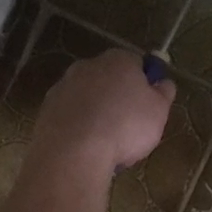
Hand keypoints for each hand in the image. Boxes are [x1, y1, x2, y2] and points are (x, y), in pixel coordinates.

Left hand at [32, 49, 175, 168]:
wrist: (74, 151)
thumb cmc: (126, 126)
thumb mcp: (159, 111)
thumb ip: (164, 93)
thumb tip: (164, 82)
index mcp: (118, 60)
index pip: (136, 63)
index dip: (145, 83)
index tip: (150, 106)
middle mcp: (87, 66)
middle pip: (108, 79)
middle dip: (118, 97)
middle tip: (130, 126)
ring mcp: (63, 87)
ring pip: (87, 98)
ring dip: (97, 113)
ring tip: (107, 142)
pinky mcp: (47, 109)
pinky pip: (70, 116)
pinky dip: (79, 127)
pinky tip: (86, 147)